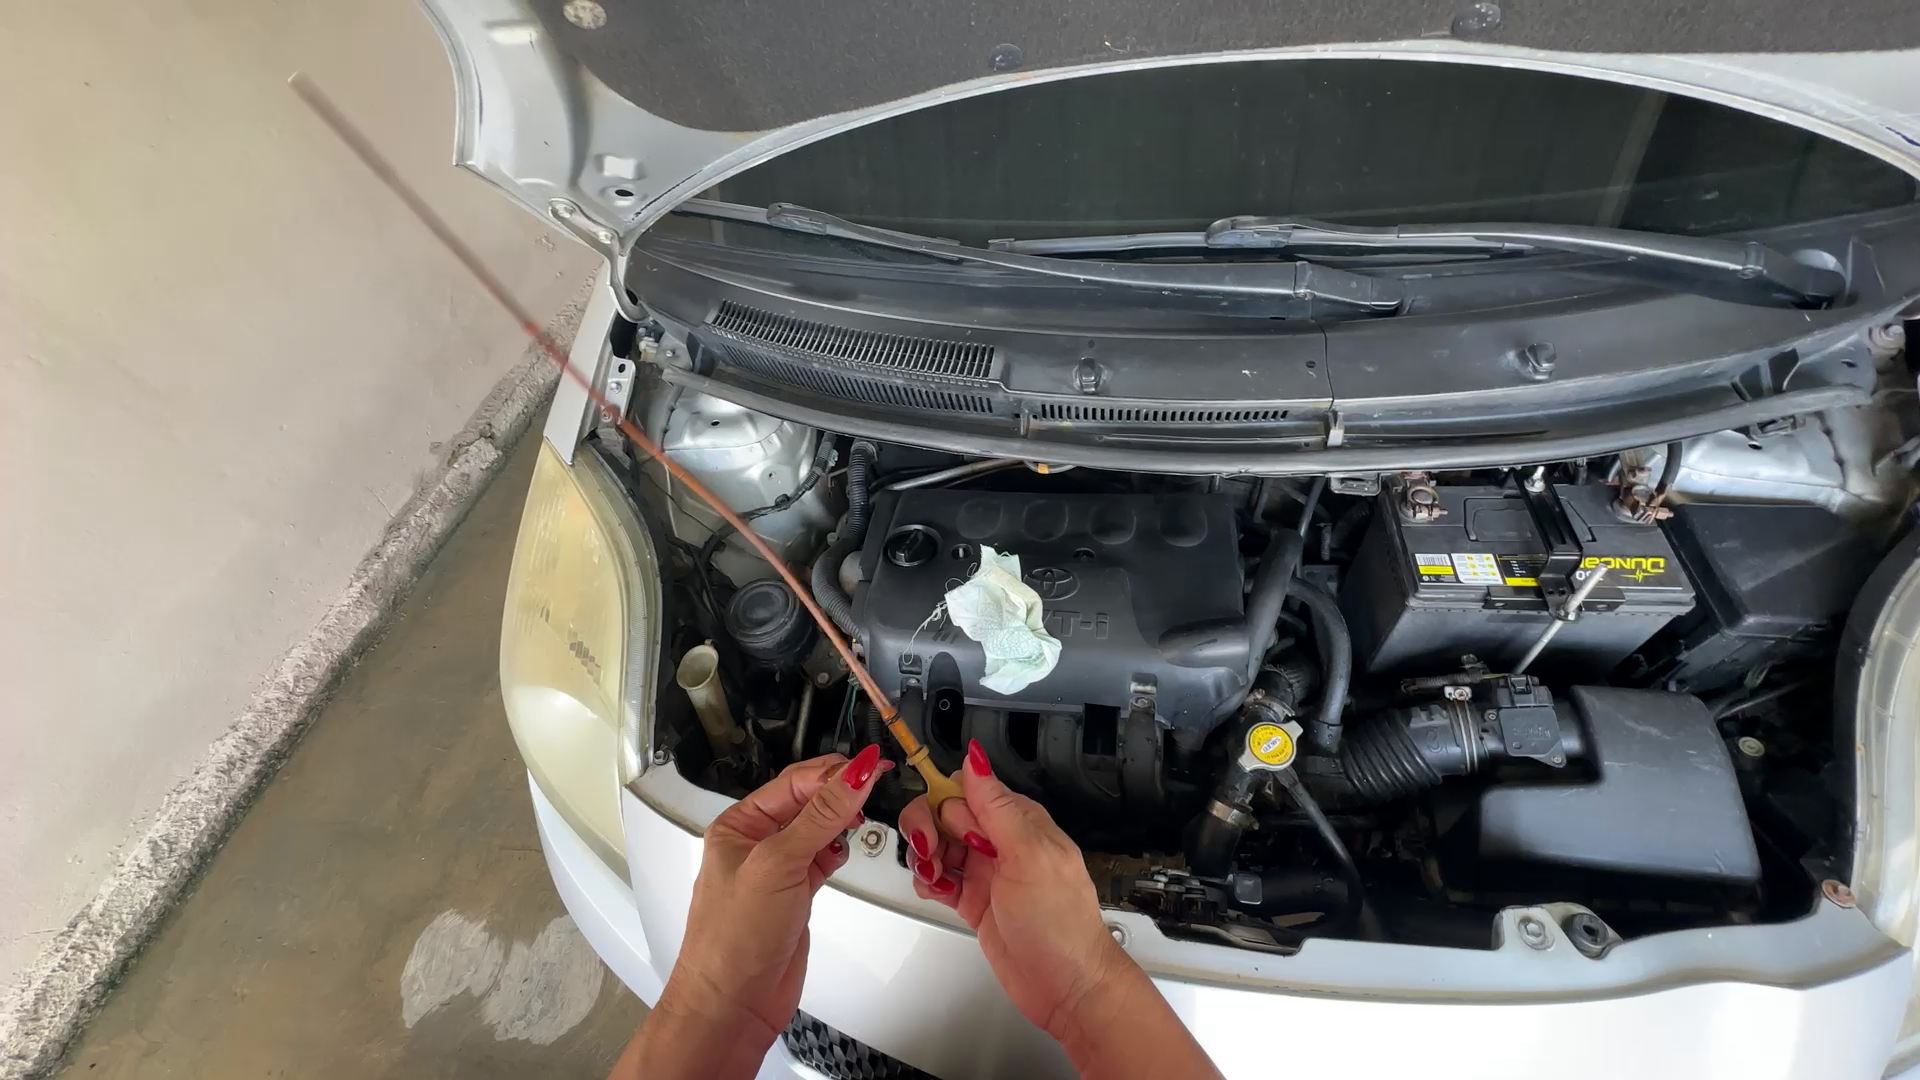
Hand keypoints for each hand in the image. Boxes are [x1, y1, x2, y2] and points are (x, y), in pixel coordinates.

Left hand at [611, 746, 887, 1079]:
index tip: (870, 763)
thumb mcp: (780, 863)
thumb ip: (822, 815)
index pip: (794, 781)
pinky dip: (838, 848)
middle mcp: (757, 843)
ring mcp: (778, 869)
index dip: (833, 771)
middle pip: (808, 800)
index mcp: (739, 824)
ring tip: (862, 813)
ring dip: (841, 818)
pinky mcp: (796, 893)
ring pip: (818, 826)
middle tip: (875, 779)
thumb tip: (856, 774)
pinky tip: (845, 848)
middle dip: (840, 790)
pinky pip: (823, 855)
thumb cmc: (732, 940)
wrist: (732, 1009)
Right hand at [897, 741, 1221, 1077]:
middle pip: (943, 812)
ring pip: (937, 843)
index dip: (944, 803)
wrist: (1068, 988)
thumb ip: (997, 806)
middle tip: (933, 857)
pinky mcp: (973, 898)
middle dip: (927, 830)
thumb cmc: (1061, 923)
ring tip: (935, 878)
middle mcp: (998, 838)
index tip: (940, 828)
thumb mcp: (1029, 855)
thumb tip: (975, 757)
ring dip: (925, 856)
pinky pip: (938, 876)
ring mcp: (985, 868)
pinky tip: (936, 891)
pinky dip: (928, 880)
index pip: (965, 788)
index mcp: (1016, 818)